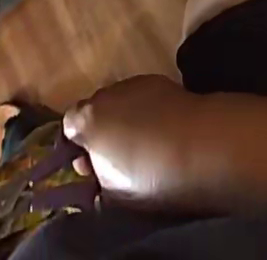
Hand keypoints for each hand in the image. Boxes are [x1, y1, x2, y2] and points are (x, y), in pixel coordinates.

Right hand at [62, 74, 217, 208]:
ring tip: (139, 138)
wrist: (196, 144)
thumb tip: (92, 163)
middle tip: (113, 152)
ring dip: (123, 114)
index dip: (76, 142)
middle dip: (100, 126)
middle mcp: (108, 92)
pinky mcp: (160, 79)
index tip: (87, 160)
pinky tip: (158, 125)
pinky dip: (144, 107)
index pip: (69, 123)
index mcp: (88, 118)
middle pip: (95, 108)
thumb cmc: (146, 173)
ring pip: (120, 99)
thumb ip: (94, 171)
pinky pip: (142, 95)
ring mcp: (135, 82)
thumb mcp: (110, 187)